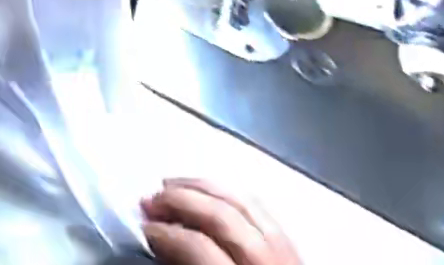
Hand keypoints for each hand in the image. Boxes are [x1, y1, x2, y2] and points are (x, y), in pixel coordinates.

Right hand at [143, 179, 301, 264]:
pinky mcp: (299, 256)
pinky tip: (212, 195)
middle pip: (223, 218)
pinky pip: (264, 212)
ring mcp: (290, 260)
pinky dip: (233, 196)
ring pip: (245, 204)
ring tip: (172, 185)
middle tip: (150, 199)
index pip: (201, 250)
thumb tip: (163, 250)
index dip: (168, 235)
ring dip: (204, 188)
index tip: (145, 229)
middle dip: (181, 200)